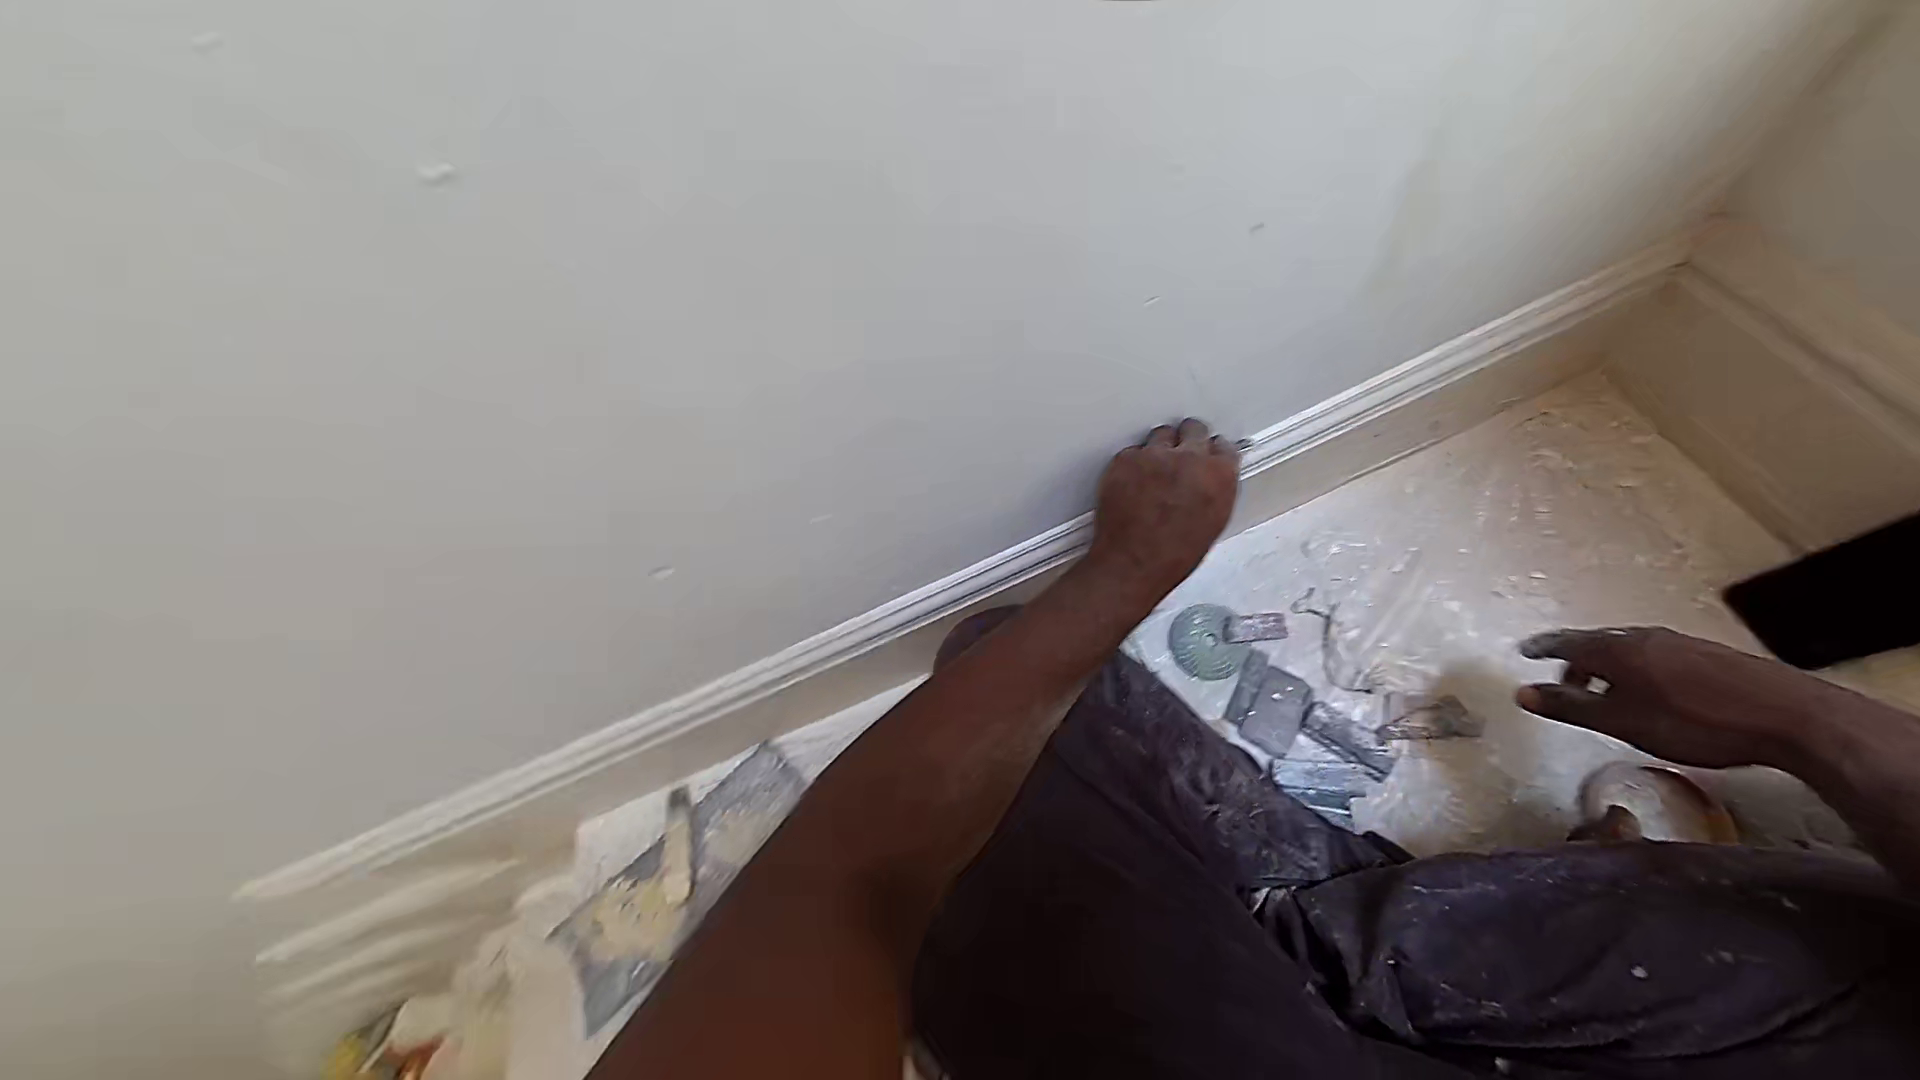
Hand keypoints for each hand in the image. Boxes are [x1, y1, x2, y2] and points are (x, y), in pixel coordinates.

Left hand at [1083, 418, 1239, 597]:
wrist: (1133, 562)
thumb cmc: (1172, 554)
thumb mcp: (1213, 522)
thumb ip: (1215, 490)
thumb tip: (1210, 481)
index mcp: (1219, 476)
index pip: (1224, 446)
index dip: (1212, 451)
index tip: (1206, 453)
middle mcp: (1190, 459)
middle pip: (1193, 429)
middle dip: (1187, 439)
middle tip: (1178, 454)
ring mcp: (1155, 456)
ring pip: (1161, 435)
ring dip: (1159, 448)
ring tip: (1153, 470)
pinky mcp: (1126, 459)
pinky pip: (1132, 451)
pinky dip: (1132, 463)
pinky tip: (1131, 482)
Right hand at [1514, 626, 1849, 769]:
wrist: (1798, 720)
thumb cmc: (1693, 722)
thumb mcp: (1620, 721)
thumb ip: (1568, 707)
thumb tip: (1520, 693)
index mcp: (1613, 649)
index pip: (1563, 642)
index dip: (1541, 648)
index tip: (1525, 651)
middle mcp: (1642, 638)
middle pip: (1597, 644)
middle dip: (1577, 662)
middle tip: (1568, 684)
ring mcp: (1682, 644)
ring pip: (1630, 650)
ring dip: (1611, 667)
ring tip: (1611, 692)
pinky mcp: (1714, 657)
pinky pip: (1659, 656)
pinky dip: (1642, 669)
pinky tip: (1656, 692)